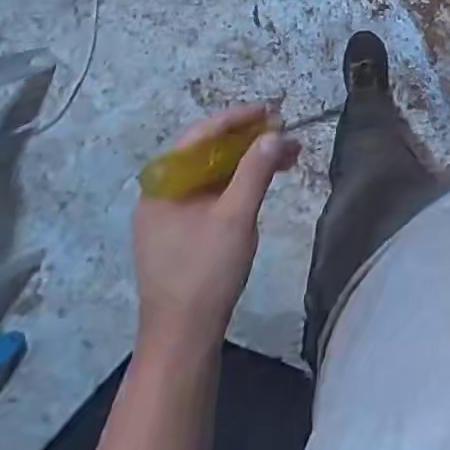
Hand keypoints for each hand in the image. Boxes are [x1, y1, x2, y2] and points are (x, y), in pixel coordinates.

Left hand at [131, 104, 299, 345]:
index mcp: (164, 183)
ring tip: (286, 158)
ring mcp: (171, 212)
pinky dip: (239, 183)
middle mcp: (162, 191)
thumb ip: (255, 171)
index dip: (239, 118)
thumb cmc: (205, 273)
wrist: (182, 338)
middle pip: (208, 151)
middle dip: (249, 140)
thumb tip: (274, 134)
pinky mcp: (183, 230)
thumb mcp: (235, 217)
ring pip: (213, 172)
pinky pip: (212, 192)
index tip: (273, 112)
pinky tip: (264, 183)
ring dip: (249, 161)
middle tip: (285, 135)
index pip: (202, 134)